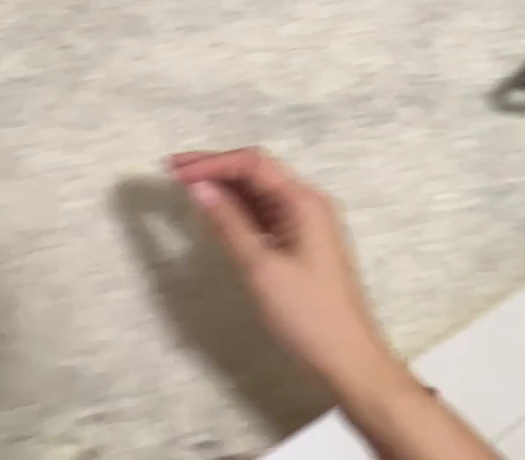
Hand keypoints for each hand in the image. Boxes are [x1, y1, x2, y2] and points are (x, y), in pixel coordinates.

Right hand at [167, 147, 402, 392]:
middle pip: (256, 171)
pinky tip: (216, 212)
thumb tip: (198, 187)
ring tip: (188, 186)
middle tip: (174, 169)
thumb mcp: (261, 268)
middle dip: (216, 167)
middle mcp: (307, 202)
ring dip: (225, 187)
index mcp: (303, 200)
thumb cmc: (307, 314)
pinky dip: (239, 209)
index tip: (175, 171)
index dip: (212, 162)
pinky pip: (265, 213)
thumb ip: (228, 223)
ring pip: (260, 191)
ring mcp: (306, 222)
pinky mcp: (301, 241)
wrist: (350, 360)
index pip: (252, 163)